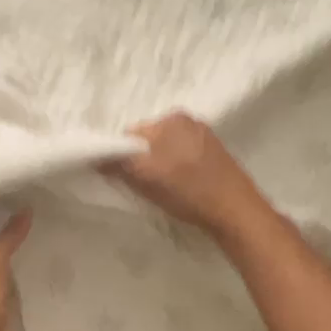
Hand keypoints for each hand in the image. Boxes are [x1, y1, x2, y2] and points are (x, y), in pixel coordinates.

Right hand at [111, 112, 262, 236]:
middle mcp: (188, 121)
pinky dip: (175, 170)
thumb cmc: (188, 191)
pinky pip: (182, 157)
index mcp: (171, 119)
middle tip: (142, 187)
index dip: (120, 157)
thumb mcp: (146, 179)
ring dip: (158, 167)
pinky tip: (180, 187)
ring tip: (163, 190)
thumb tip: (95, 158)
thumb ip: (118, 164)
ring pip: (165, 151)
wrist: (235, 211)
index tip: (121, 178)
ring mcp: (203, 136)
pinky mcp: (214, 153)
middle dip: (140, 161)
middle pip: (148, 142)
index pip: (130, 135)